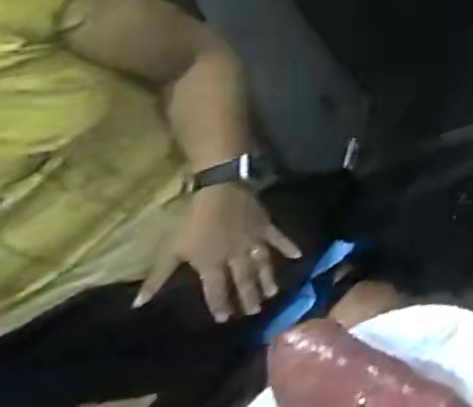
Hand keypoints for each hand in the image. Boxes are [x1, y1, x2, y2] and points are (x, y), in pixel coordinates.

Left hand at [135, 185, 300, 320]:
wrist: (220, 192)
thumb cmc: (190, 222)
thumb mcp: (169, 250)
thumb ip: (157, 277)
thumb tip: (137, 304)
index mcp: (210, 264)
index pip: (216, 289)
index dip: (221, 304)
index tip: (226, 318)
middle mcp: (236, 256)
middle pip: (243, 280)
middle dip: (248, 296)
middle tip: (255, 311)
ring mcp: (255, 241)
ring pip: (263, 264)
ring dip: (268, 279)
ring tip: (273, 293)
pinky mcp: (267, 227)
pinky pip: (280, 239)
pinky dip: (289, 247)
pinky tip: (297, 256)